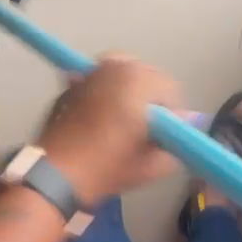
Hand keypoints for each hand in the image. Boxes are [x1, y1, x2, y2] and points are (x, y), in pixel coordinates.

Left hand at [36, 55, 181, 202]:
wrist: (54, 175)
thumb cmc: (105, 169)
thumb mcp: (150, 166)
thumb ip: (177, 143)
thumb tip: (188, 124)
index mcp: (138, 81)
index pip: (171, 90)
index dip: (174, 114)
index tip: (167, 136)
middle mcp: (115, 66)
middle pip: (147, 75)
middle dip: (151, 99)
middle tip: (146, 130)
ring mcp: (89, 71)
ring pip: (122, 72)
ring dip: (129, 91)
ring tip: (124, 120)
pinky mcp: (70, 83)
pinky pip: (98, 80)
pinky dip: (106, 91)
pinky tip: (102, 116)